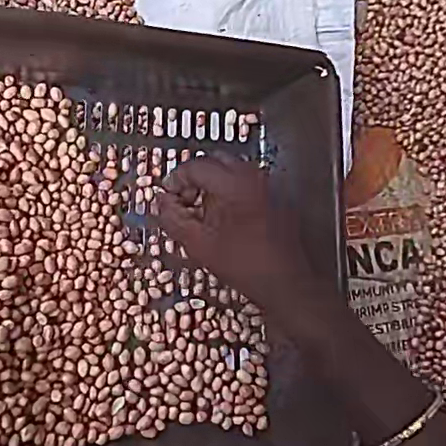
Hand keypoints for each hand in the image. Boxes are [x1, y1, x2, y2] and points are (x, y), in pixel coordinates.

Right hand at [151, 155, 327, 312]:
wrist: (285, 283)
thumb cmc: (244, 266)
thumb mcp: (198, 244)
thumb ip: (173, 218)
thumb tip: (161, 202)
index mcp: (233, 183)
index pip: (195, 166)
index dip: (175, 181)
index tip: (167, 198)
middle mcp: (253, 177)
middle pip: (213, 162)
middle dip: (193, 179)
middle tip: (181, 201)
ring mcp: (267, 186)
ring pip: (230, 171)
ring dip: (211, 185)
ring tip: (200, 212)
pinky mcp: (274, 198)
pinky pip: (245, 183)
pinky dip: (228, 191)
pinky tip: (222, 218)